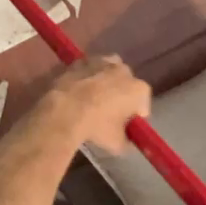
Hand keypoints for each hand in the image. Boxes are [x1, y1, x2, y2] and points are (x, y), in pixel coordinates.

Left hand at [32, 55, 149, 152]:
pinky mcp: (79, 60)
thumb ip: (126, 139)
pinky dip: (86, 77)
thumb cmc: (96, 126)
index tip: (125, 127)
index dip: (134, 117)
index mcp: (139, 89)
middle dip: (121, 96)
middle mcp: (124, 70)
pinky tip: (77, 91)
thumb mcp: (117, 144)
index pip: (142, 105)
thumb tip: (125, 139)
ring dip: (104, 81)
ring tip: (92, 99)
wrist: (63, 110)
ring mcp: (101, 61)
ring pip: (108, 70)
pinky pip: (88, 69)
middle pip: (126, 84)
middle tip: (108, 113)